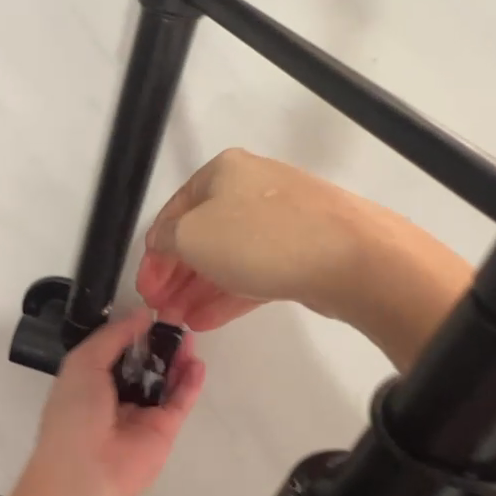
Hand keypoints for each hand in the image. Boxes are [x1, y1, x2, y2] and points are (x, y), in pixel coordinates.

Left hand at [29, 310, 206, 495]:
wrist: (88, 470)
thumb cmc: (76, 412)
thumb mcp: (84, 363)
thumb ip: (113, 336)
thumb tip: (141, 314)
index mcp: (88, 381)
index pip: (114, 351)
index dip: (132, 332)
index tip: (151, 310)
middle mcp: (115, 396)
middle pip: (144, 364)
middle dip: (159, 343)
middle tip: (177, 320)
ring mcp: (142, 413)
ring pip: (165, 380)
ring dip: (176, 358)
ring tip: (189, 336)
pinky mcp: (164, 429)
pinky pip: (180, 400)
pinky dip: (190, 382)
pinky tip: (197, 362)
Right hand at [136, 148, 471, 365]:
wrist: (350, 258)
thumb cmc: (260, 238)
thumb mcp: (192, 236)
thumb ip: (165, 239)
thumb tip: (162, 243)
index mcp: (222, 173)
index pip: (172, 214)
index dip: (152, 254)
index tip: (144, 289)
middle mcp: (249, 189)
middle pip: (199, 237)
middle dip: (175, 276)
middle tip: (159, 309)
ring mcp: (278, 221)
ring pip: (225, 259)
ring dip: (197, 290)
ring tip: (178, 322)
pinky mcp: (298, 252)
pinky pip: (251, 274)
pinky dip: (226, 295)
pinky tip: (205, 321)